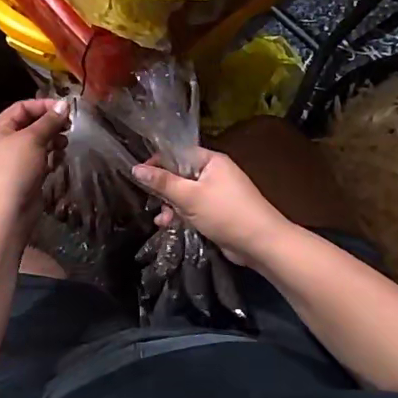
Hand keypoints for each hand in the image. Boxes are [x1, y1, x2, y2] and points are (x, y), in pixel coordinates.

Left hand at [0, 98, 67, 221]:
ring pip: (39, 142)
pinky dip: (51, 157)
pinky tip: (58, 160)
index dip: (43, 105)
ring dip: (53, 141)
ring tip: (63, 145)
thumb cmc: (16, 169)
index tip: (65, 109)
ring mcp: (16, 160)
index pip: (22, 107)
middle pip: (31, 124)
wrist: (9, 211)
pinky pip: (41, 159)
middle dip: (51, 124)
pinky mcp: (26, 174)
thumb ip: (49, 121)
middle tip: (69, 127)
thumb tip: (64, 105)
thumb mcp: (33, 139)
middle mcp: (5, 142)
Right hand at [132, 149, 288, 265]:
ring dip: (171, 206)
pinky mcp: (217, 212)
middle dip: (164, 190)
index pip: (179, 153)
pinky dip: (182, 215)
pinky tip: (170, 225)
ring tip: (162, 220)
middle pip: (180, 175)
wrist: (261, 243)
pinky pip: (194, 209)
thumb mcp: (190, 197)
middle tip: (152, 202)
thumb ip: (162, 182)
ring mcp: (217, 194)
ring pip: (185, 195)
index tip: (140, 175)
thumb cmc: (225, 213)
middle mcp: (214, 173)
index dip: (158, 162)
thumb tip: (136, 168)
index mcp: (211, 160)